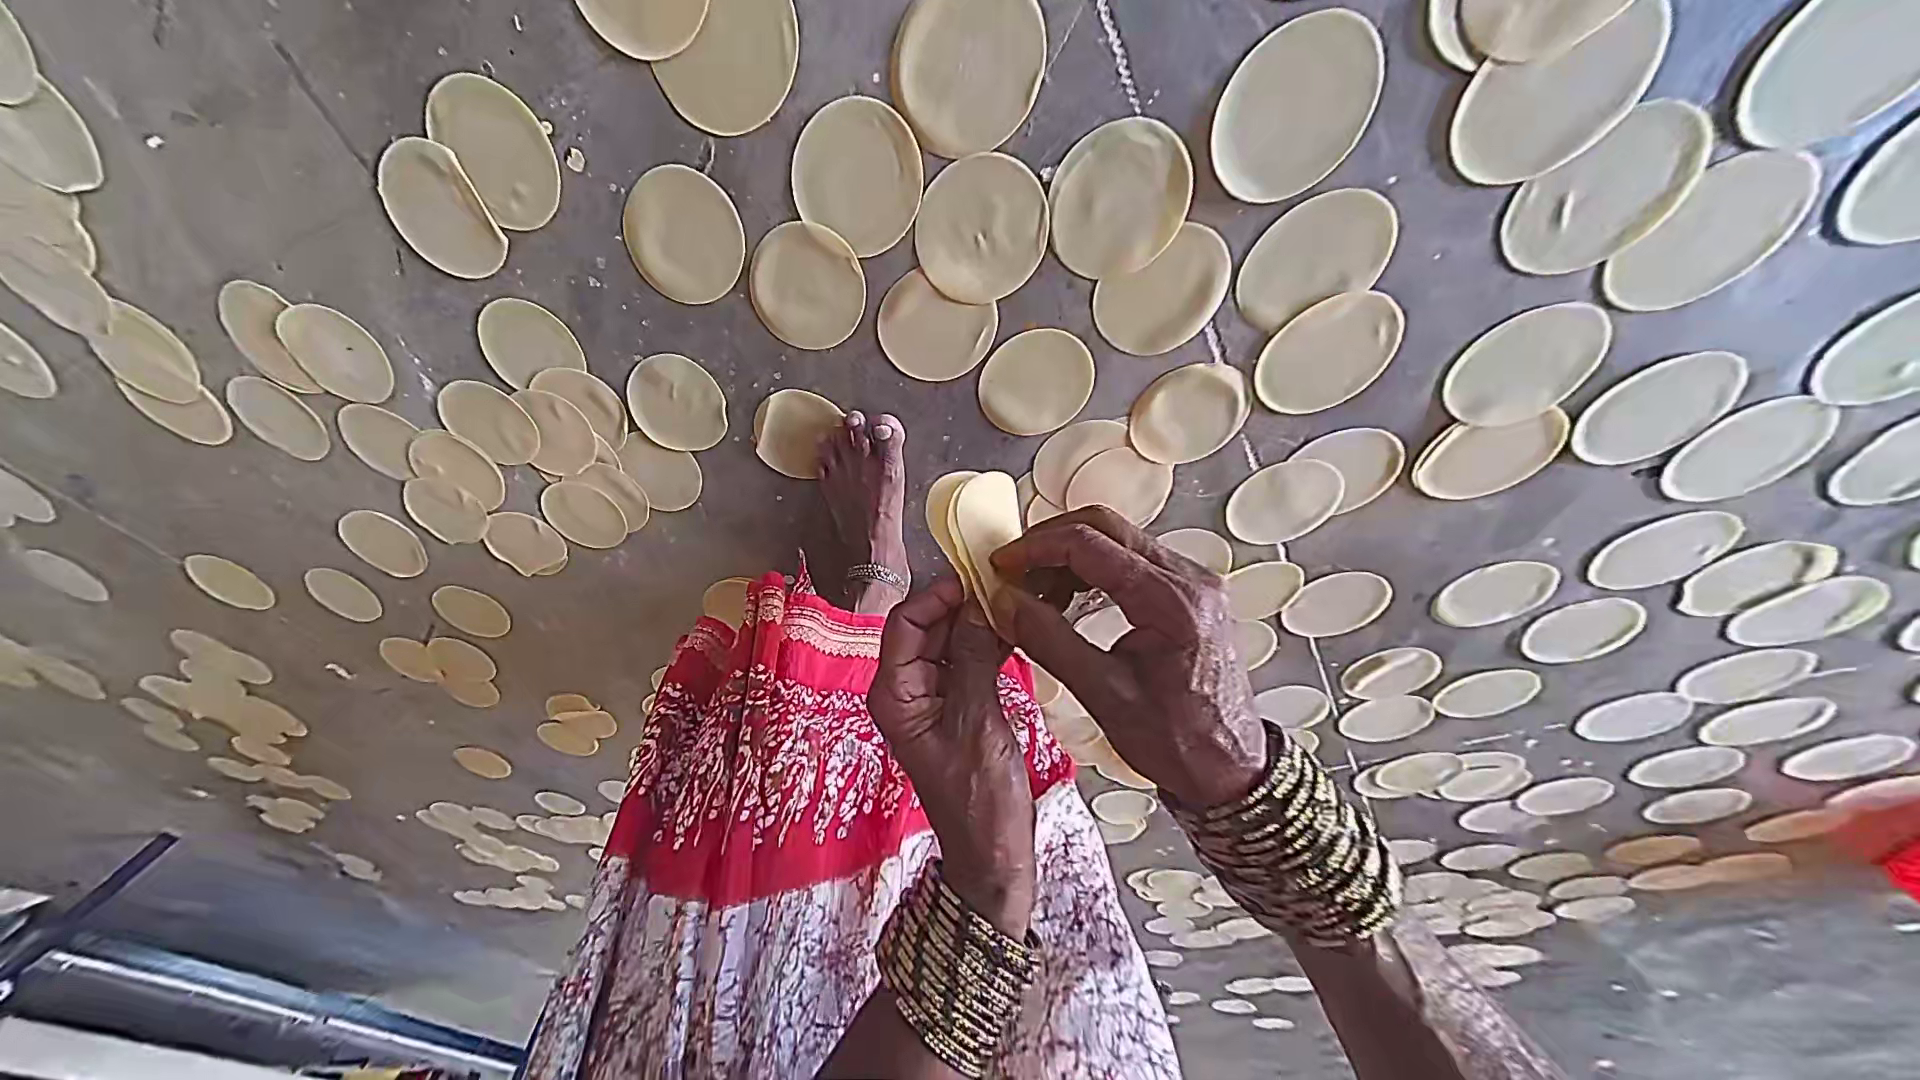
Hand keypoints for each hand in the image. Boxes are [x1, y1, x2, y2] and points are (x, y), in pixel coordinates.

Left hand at [869, 578, 1035, 936]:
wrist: (994, 853)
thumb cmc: (980, 799)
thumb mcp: (977, 723)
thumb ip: (972, 660)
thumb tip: (978, 605)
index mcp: (895, 694)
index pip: (904, 624)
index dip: (936, 597)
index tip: (974, 581)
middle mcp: (906, 689)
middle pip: (926, 628)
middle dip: (960, 606)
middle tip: (1003, 588)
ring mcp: (931, 697)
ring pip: (948, 642)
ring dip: (976, 623)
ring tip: (1013, 605)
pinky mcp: (955, 704)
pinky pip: (965, 662)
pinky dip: (985, 645)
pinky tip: (1012, 632)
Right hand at [989, 507, 1265, 808]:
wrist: (1230, 767)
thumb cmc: (1178, 742)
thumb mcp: (1104, 695)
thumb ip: (1049, 641)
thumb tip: (1006, 604)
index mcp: (1171, 603)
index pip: (1090, 545)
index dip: (1036, 548)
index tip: (1003, 564)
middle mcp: (1189, 580)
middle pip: (1106, 527)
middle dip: (1051, 541)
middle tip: (1014, 569)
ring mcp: (1193, 583)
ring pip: (1118, 539)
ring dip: (1070, 555)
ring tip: (1037, 591)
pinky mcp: (1188, 593)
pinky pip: (1132, 560)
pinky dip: (1093, 569)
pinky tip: (1069, 598)